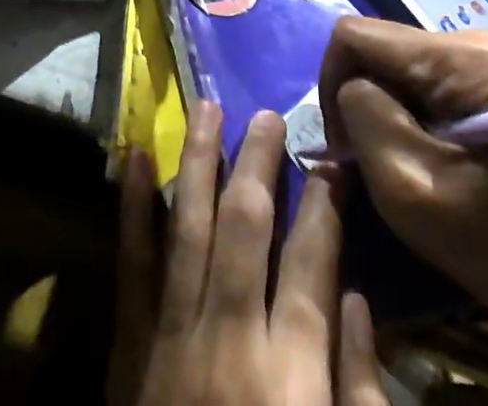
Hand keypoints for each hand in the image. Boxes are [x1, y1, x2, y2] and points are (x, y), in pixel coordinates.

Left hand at [111, 102, 387, 405]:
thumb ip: (356, 386)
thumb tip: (352, 299)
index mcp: (289, 370)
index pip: (310, 263)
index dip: (324, 208)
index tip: (330, 164)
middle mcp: (228, 333)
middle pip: (247, 226)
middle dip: (260, 164)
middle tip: (267, 115)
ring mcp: (172, 330)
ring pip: (189, 225)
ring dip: (200, 162)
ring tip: (207, 109)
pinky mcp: (130, 337)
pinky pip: (131, 259)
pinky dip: (132, 205)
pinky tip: (136, 155)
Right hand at [318, 17, 487, 331]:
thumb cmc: (476, 234)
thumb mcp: (400, 179)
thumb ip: (362, 112)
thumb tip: (347, 84)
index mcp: (462, 60)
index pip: (354, 35)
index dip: (333, 81)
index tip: (344, 139)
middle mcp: (472, 41)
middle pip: (370, 41)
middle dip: (353, 91)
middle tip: (359, 147)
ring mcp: (477, 53)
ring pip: (382, 54)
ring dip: (371, 99)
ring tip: (383, 146)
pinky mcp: (474, 70)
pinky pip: (402, 68)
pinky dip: (391, 101)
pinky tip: (407, 137)